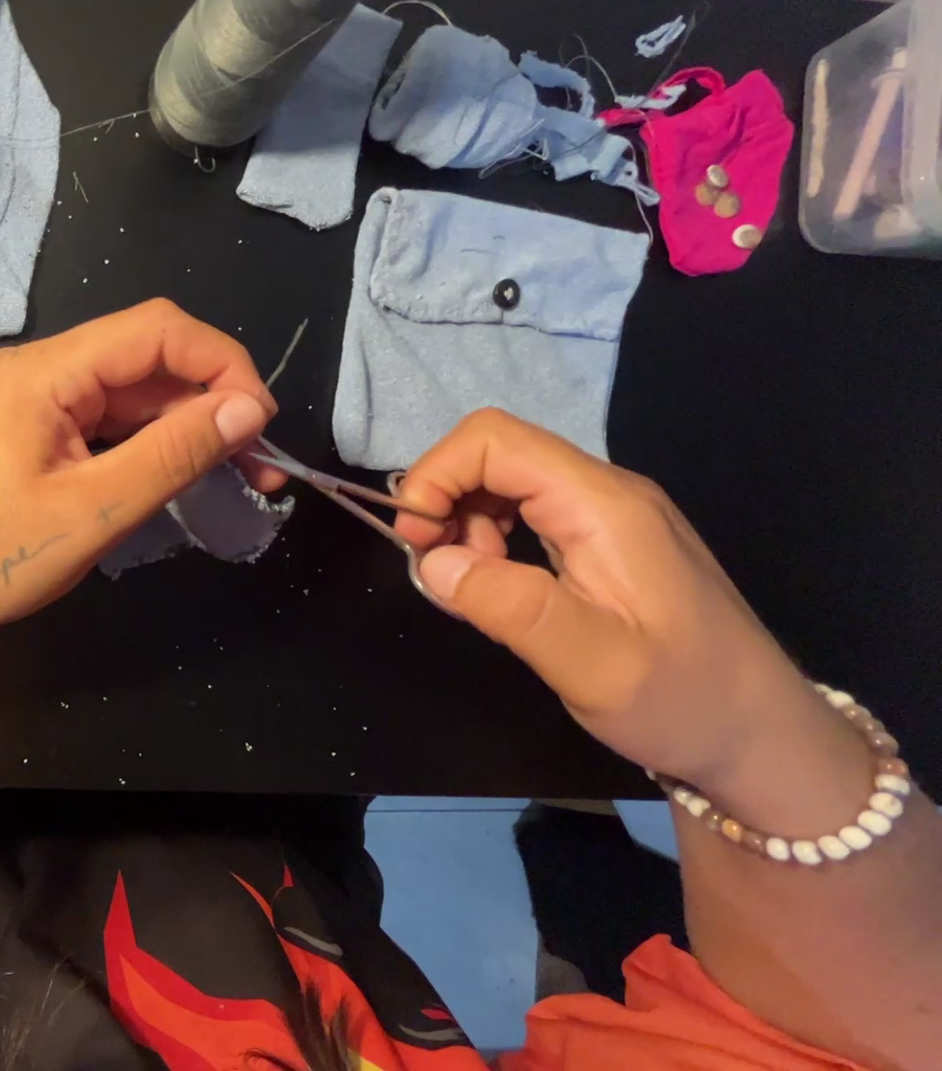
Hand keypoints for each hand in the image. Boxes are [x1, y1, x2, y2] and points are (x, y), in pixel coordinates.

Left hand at [0, 299, 281, 643]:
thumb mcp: (94, 510)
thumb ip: (173, 454)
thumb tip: (248, 409)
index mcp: (45, 372)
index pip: (156, 331)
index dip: (221, 364)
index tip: (259, 422)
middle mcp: (40, 369)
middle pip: (147, 361)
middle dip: (212, 403)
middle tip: (259, 464)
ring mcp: (37, 399)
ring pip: (133, 394)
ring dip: (187, 428)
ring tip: (240, 476)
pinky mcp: (38, 429)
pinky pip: (108, 422)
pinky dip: (151, 445)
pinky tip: (185, 475)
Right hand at [394, 410, 866, 829]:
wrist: (763, 739)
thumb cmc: (682, 701)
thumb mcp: (591, 664)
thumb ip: (509, 605)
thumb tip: (432, 562)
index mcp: (604, 506)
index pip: (494, 441)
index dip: (436, 475)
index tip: (416, 541)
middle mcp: (604, 494)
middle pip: (493, 453)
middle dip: (442, 500)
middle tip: (435, 568)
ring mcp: (604, 516)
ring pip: (501, 481)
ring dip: (461, 525)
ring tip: (470, 588)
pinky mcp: (598, 541)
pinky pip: (520, 512)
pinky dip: (485, 541)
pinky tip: (494, 588)